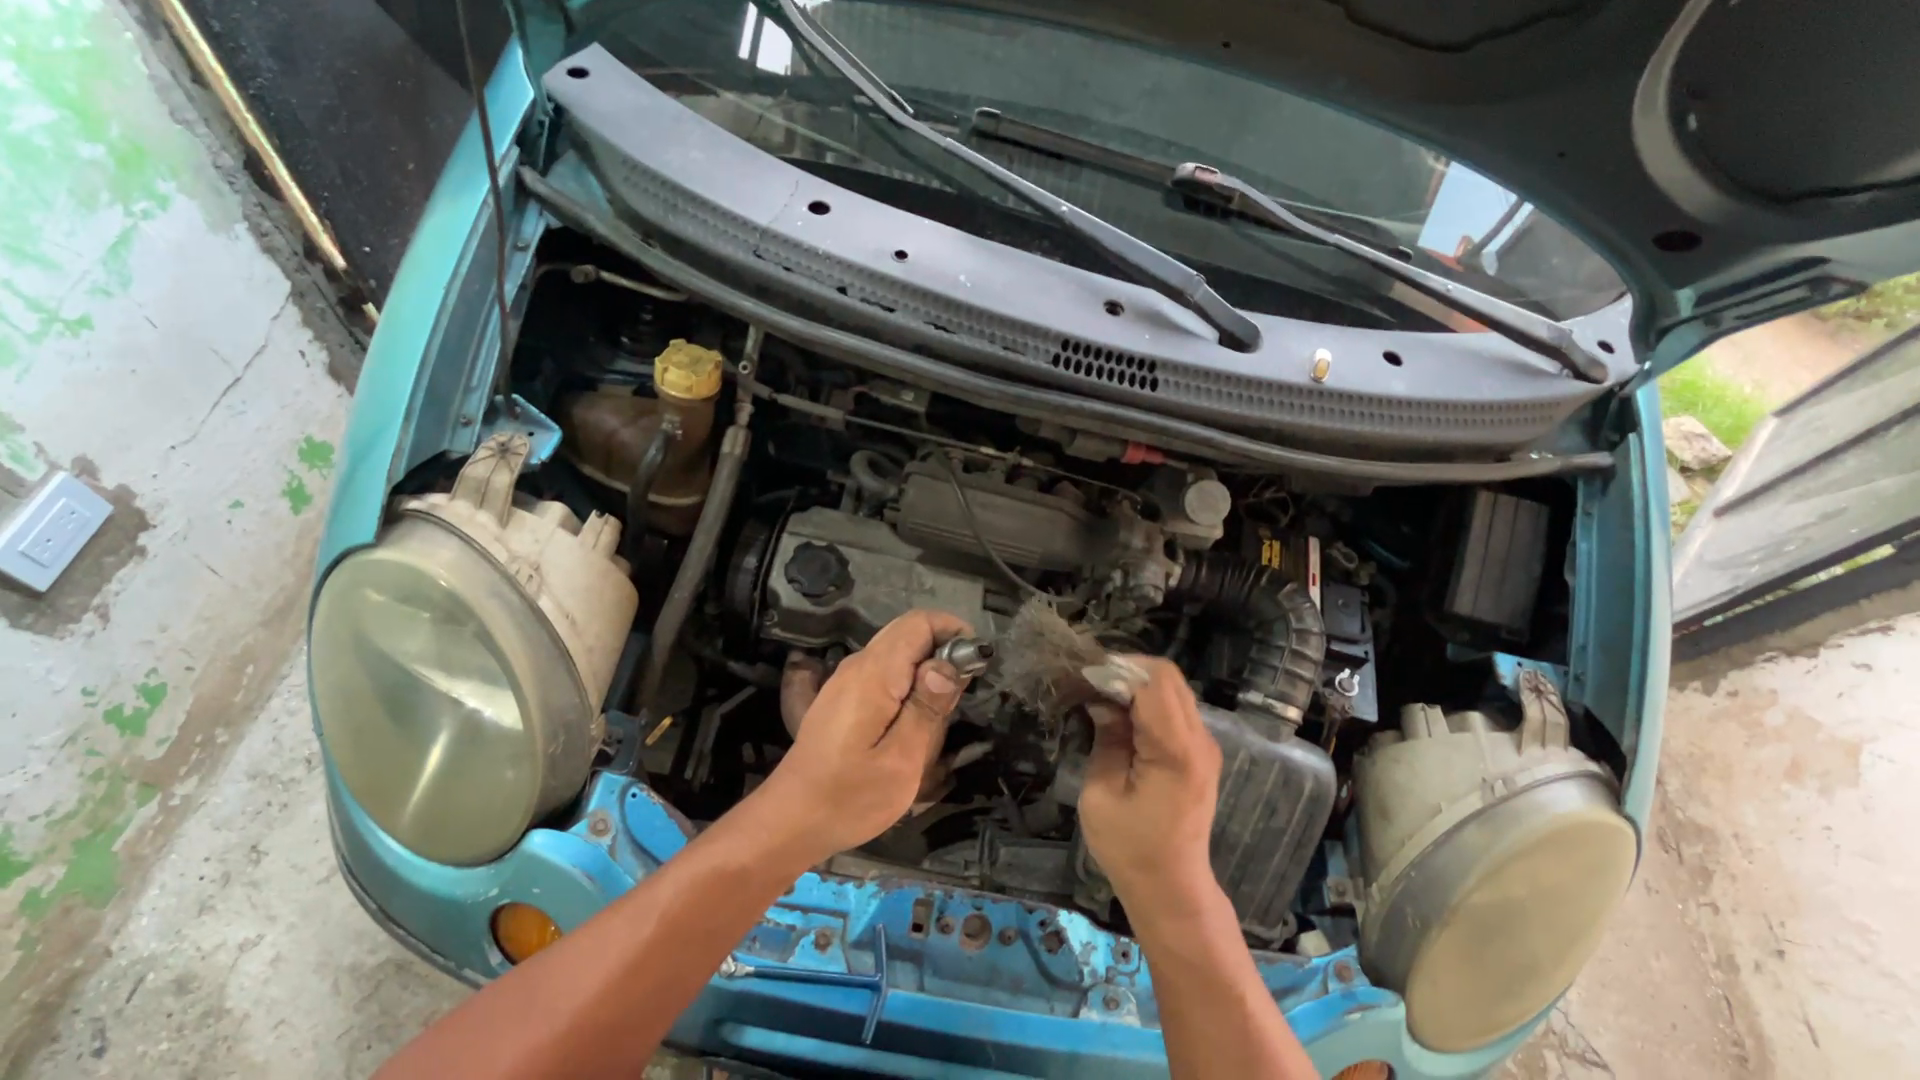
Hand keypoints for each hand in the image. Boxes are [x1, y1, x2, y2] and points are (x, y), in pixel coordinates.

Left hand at [752, 610, 971, 863]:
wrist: (792, 820)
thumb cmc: (850, 797)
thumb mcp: (901, 760)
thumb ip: (927, 707)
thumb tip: (950, 663)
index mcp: (874, 674)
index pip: (919, 623)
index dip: (954, 632)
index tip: (977, 666)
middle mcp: (858, 666)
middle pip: (909, 633)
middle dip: (944, 652)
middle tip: (964, 695)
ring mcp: (846, 682)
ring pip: (898, 654)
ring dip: (926, 673)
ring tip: (940, 718)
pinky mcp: (843, 699)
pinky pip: (884, 675)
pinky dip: (908, 687)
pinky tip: (913, 726)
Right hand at [1077, 657, 1222, 909]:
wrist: (1171, 886)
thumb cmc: (1130, 848)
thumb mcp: (1100, 794)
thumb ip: (1106, 740)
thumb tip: (1101, 702)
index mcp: (1175, 750)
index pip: (1155, 681)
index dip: (1119, 668)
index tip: (1085, 676)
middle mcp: (1199, 740)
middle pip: (1169, 678)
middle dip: (1127, 671)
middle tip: (1091, 683)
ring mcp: (1205, 746)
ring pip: (1174, 690)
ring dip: (1138, 685)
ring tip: (1102, 698)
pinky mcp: (1201, 753)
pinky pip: (1176, 709)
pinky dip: (1148, 702)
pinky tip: (1122, 718)